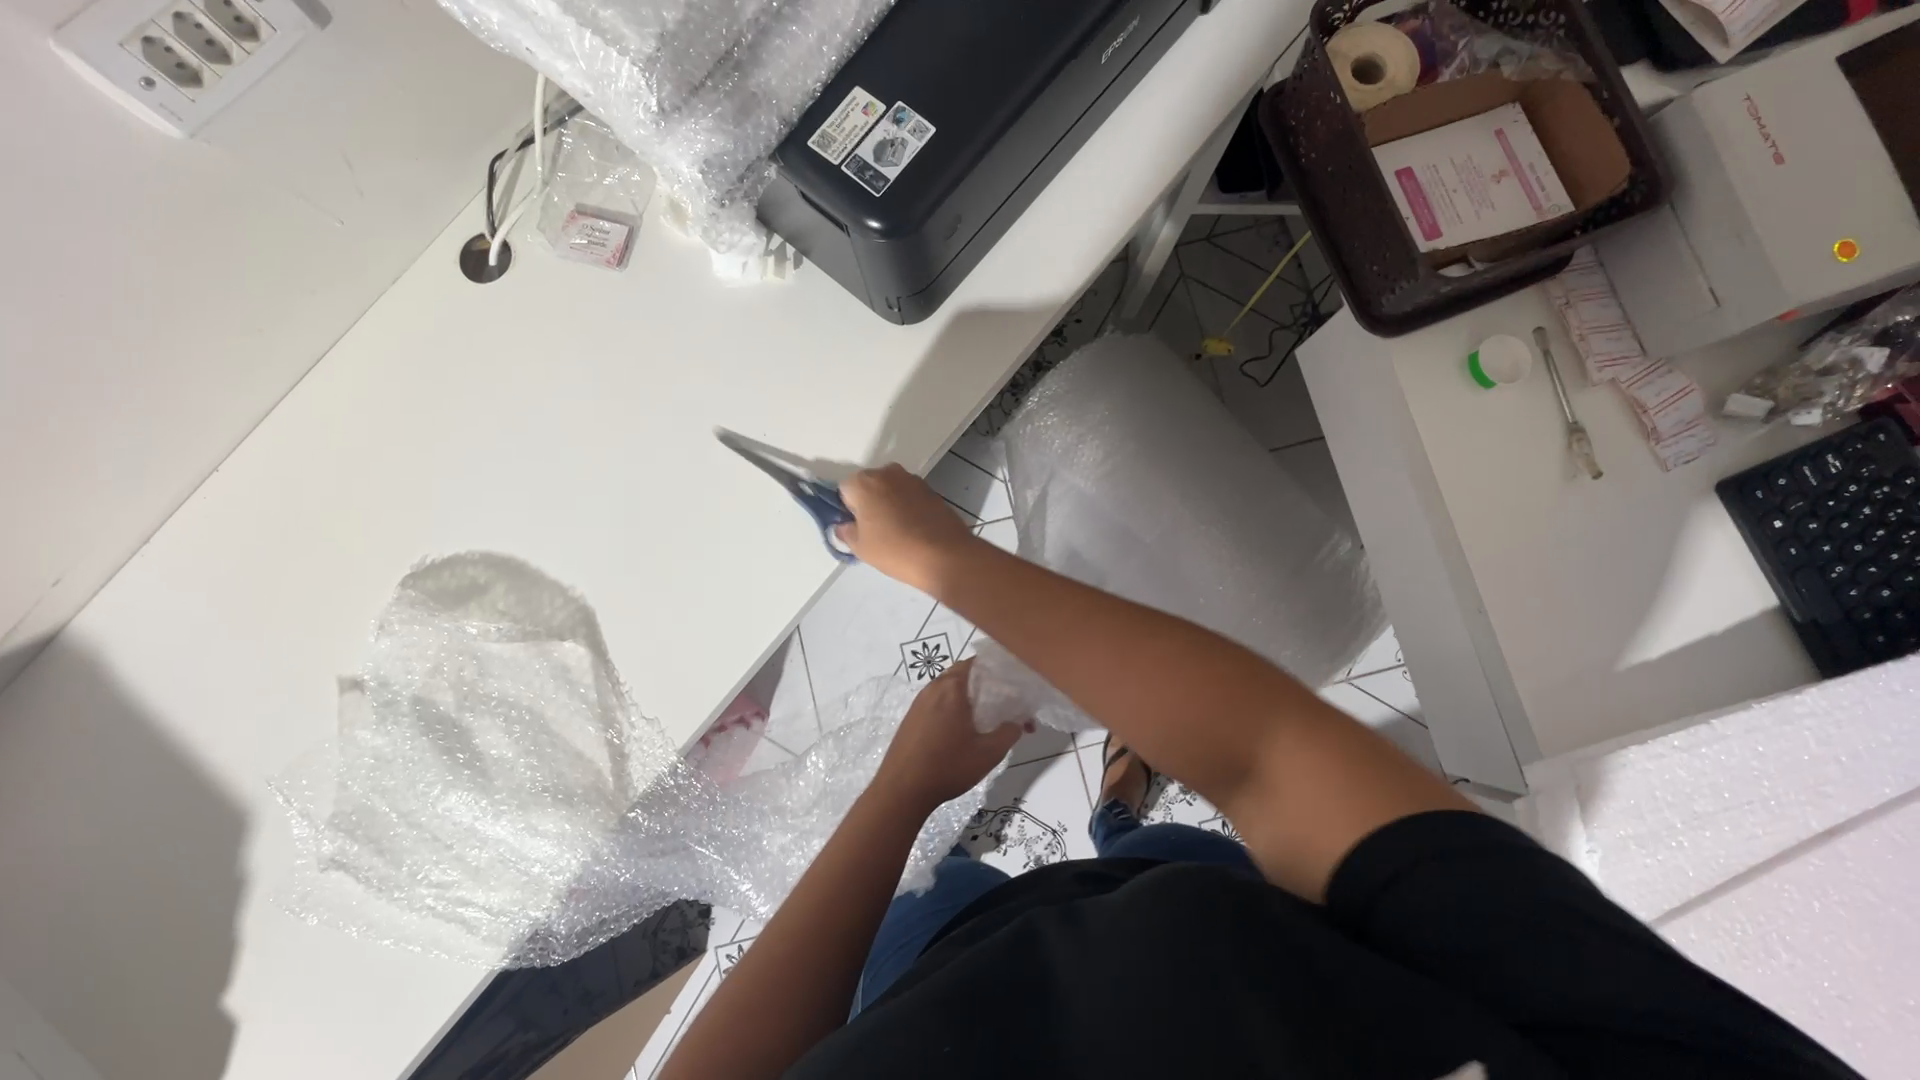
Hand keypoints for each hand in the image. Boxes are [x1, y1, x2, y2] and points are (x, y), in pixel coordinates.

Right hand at [836, 464, 980, 592]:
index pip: (845, 490)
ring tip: (897, 531)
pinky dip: (908, 506)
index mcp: (865, 482)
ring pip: (891, 489)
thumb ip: (846, 532)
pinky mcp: (932, 489)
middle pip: (869, 485)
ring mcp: (913, 479)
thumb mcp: (861, 547)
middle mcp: (888, 473)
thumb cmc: (896, 550)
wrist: (945, 555)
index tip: (858, 527)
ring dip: (890, 503)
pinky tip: (914, 528)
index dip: (849, 509)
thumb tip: (844, 526)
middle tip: (876, 530)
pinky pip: (910, 495)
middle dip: (869, 502)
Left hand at [873, 659, 1027, 810]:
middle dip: (986, 687)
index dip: (998, 671)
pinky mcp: (911, 719)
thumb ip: (1009, 732)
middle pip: (964, 675)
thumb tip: (1017, 723)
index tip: (1013, 687)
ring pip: (949, 691)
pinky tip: (961, 733)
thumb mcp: (989, 753)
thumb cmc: (949, 766)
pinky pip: (937, 705)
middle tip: (1004, 705)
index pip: (977, 662)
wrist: (902, 791)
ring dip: (968, 700)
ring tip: (985, 722)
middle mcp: (933, 688)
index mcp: (952, 688)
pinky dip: (953, 710)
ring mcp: (918, 703)